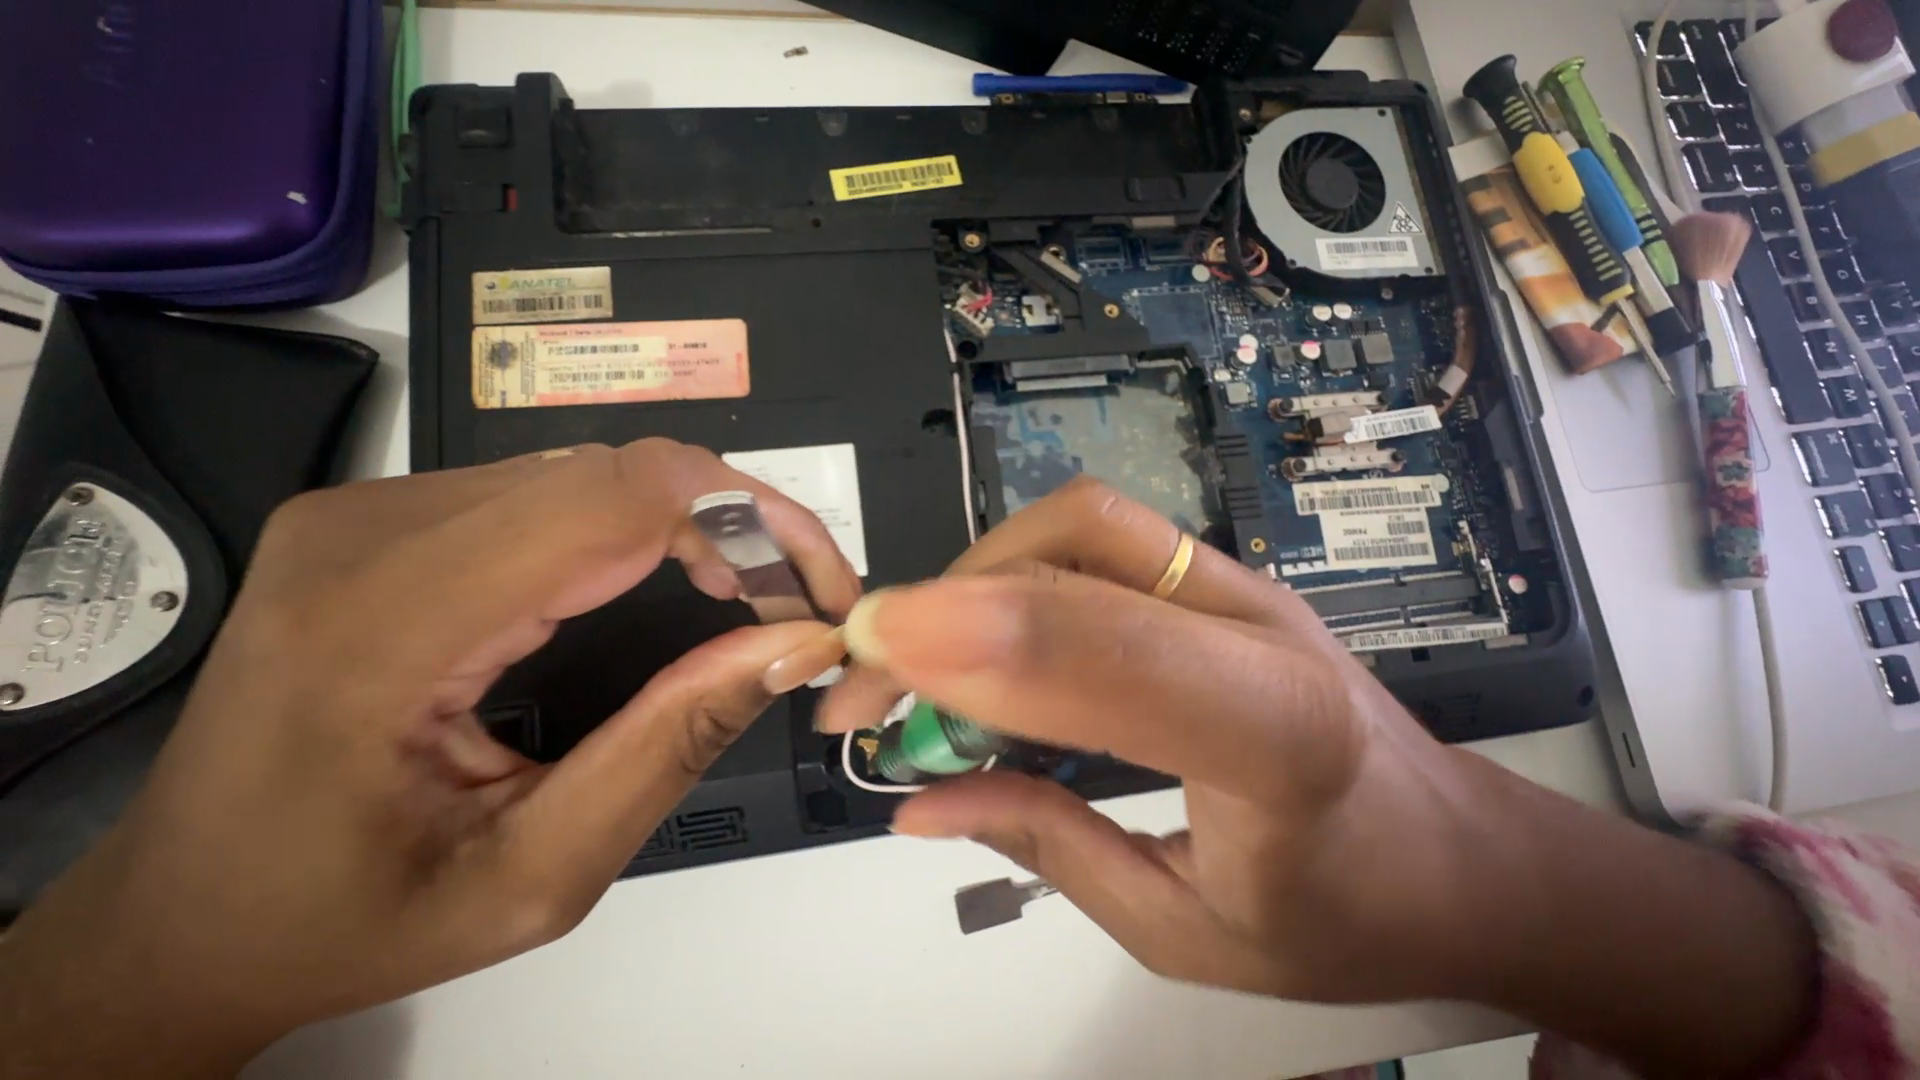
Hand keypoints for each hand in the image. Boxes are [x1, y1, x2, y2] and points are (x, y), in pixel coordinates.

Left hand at [0, 440, 857, 1077]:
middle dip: (736, 525)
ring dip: (691, 525)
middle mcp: (365, 535)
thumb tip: (795, 643)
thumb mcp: (536, 875)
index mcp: (385, 629)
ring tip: (750, 598)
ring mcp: (362, 513)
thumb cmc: (350, 919)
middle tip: (799, 606)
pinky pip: (546, 490)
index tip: (819, 588)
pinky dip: (636, 527)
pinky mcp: (379, 518)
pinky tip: (669, 580)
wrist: (181, 919)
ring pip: (588, 473)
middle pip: (610, 473)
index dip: (747, 518)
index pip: (611, 498)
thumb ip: (670, 746)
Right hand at [818, 477, 1815, 1077]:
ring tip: (914, 662)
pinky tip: (979, 641)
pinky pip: (1095, 544)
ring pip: (1080, 522)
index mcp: (1275, 734)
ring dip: (976, 576)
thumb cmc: (1340, 914)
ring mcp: (1240, 586)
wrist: (1458, 854)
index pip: (1117, 651)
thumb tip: (916, 804)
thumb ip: (1049, 849)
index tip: (875, 652)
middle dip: (953, 596)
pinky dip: (1014, 578)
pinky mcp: (1218, 579)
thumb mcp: (1184, 927)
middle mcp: (1257, 626)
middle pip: (1080, 542)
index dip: (988, 636)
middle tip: (867, 676)